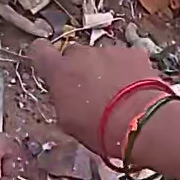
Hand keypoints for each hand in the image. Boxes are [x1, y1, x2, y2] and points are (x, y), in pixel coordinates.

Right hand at [28, 40, 164, 155]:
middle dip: (81, 68)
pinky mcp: (133, 53)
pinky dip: (129, 70)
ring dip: (106, 70)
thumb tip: (66, 95)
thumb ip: (62, 99)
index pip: (40, 51)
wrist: (139, 121)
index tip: (51, 65)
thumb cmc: (99, 128)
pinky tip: (135, 90)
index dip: (46, 57)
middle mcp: (81, 54)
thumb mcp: (68, 121)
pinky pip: (126, 58)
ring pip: (102, 56)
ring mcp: (108, 51)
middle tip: (91, 90)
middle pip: (75, 54)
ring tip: (118, 95)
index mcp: (59, 71)